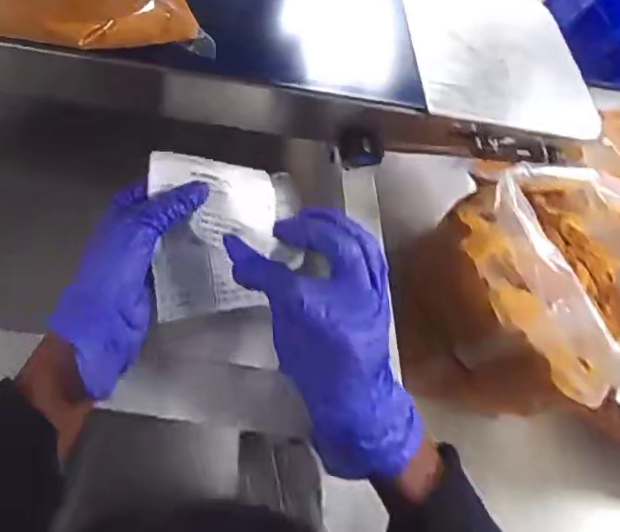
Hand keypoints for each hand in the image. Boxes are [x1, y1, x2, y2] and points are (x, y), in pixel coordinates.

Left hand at [46, 182, 208, 399]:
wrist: (101, 328)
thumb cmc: (114, 270)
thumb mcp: (140, 228)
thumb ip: (168, 207)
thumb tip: (199, 187)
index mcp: (120, 214)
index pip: (148, 188)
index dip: (171, 180)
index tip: (202, 175)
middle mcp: (130, 233)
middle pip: (162, 212)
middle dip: (187, 205)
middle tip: (220, 197)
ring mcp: (142, 259)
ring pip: (170, 237)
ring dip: (192, 230)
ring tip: (224, 219)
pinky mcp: (154, 283)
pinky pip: (175, 263)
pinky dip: (192, 256)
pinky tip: (214, 251)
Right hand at [226, 209, 423, 480]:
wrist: (357, 401)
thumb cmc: (316, 367)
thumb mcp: (283, 329)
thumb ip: (265, 286)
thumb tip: (237, 252)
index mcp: (321, 309)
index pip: (283, 275)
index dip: (256, 260)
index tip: (236, 243)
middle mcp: (352, 294)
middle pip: (334, 242)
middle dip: (307, 226)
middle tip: (284, 226)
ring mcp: (373, 291)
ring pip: (359, 240)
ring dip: (333, 223)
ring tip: (311, 219)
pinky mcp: (382, 292)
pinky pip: (371, 252)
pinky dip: (352, 235)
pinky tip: (337, 233)